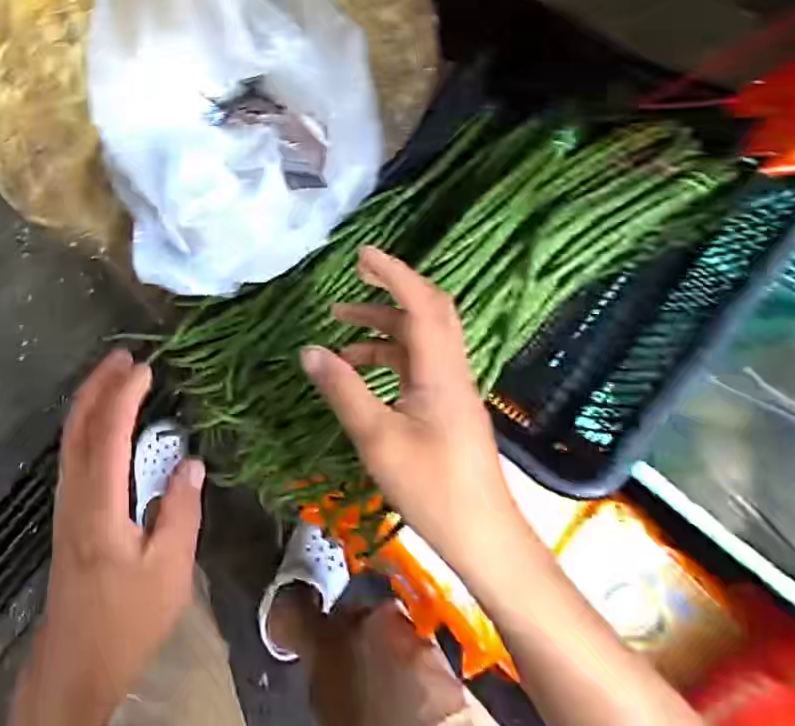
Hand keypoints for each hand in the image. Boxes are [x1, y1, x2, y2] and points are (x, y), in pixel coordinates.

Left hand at [10, 350, 204, 725]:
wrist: (76, 656)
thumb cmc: (127, 618)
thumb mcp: (168, 572)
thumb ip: (180, 513)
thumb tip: (191, 463)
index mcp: (99, 503)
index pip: (108, 432)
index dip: (124, 394)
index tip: (145, 367)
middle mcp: (74, 491)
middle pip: (79, 423)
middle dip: (98, 383)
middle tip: (124, 355)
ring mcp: (65, 499)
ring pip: (71, 434)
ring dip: (90, 399)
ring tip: (115, 374)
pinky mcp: (66, 509)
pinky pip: (73, 449)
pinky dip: (87, 421)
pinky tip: (104, 420)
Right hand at [299, 246, 520, 566]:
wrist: (485, 539)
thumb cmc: (432, 488)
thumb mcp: (377, 437)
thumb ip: (343, 389)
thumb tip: (309, 350)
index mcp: (440, 372)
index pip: (422, 306)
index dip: (394, 274)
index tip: (363, 254)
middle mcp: (450, 372)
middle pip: (429, 313)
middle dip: (393, 287)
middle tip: (357, 272)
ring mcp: (450, 391)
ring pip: (419, 340)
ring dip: (382, 325)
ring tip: (339, 324)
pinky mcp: (445, 409)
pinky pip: (415, 365)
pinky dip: (385, 355)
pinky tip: (356, 369)